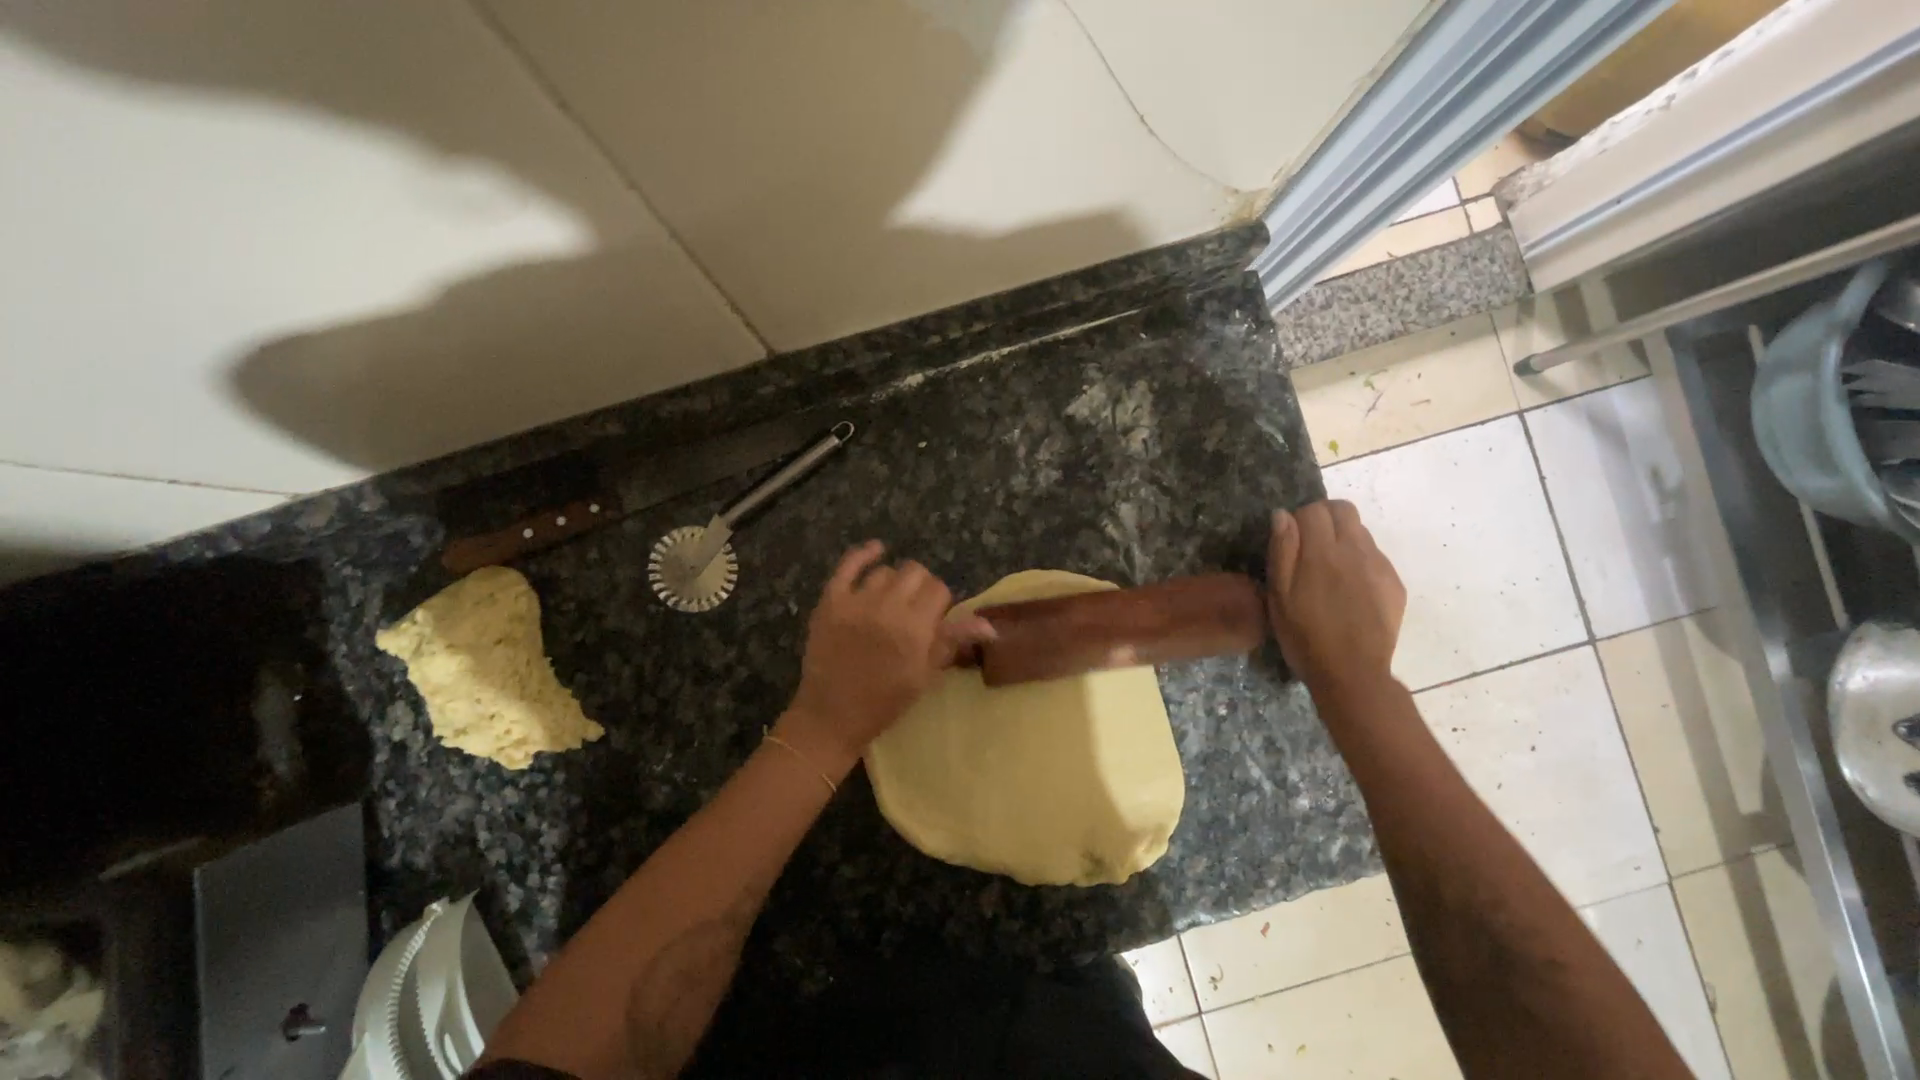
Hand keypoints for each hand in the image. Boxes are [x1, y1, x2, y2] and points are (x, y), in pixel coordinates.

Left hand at [777, 541, 994, 772]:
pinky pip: (848, 565)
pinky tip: (877, 550)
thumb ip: (952, 641)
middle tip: (915, 608)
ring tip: (890, 601)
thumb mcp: (925, 675)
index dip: (940, 602)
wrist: (831, 715)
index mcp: (915, 627)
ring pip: (885, 571)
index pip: (939, 590)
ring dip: (894, 582)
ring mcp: (856, 601)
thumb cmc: (884, 702)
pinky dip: (864, 554)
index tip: (934, 618)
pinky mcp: (830, 600)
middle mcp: (887, 606)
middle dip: (921, 587)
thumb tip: (989, 626)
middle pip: (915, 573)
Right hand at [1267, 501, 1406, 693]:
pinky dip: (1360, 562)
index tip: (1290, 540)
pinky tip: (1350, 591)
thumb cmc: (1304, 636)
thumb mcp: (1279, 596)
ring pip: (1361, 532)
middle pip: (1344, 510)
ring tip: (1330, 572)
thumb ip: (1282, 551)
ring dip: (1343, 539)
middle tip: (1310, 546)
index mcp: (1322, 552)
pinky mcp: (1395, 584)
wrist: (1352, 673)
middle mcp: (1355, 550)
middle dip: (1325, 518)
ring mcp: (1380, 566)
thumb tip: (1283, 515)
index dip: (1299, 519)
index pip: (1314, 510)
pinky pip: (1376, 557)